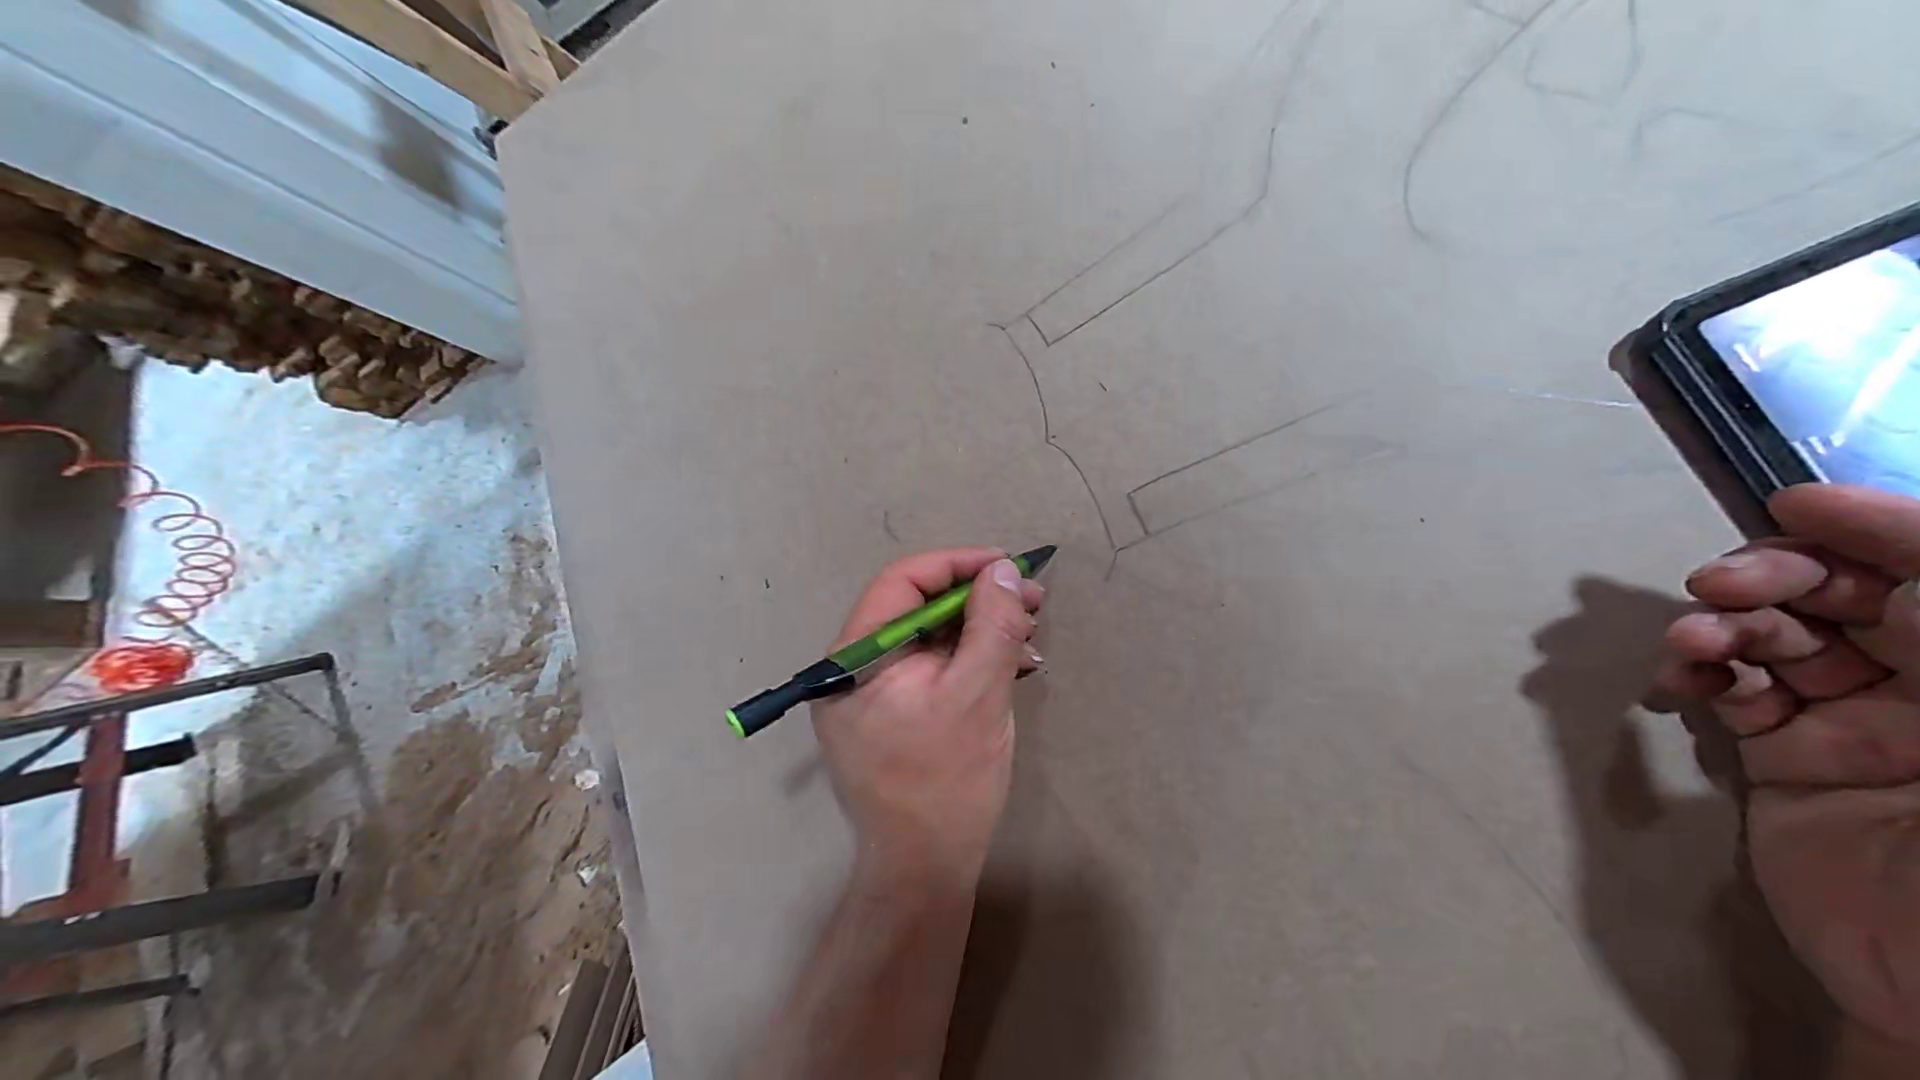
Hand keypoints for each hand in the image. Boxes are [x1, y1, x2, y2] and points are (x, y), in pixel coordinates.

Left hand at [812, 548, 1046, 884]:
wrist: (925, 871)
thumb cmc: (948, 782)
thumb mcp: (978, 694)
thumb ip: (992, 625)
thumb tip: (1005, 569)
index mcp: (855, 657)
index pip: (903, 583)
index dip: (958, 565)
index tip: (1009, 566)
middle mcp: (853, 668)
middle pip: (917, 608)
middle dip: (976, 598)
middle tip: (1031, 600)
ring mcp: (870, 694)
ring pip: (928, 638)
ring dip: (978, 628)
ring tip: (1027, 630)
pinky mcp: (891, 714)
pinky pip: (930, 667)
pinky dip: (968, 658)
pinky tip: (1007, 659)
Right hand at [1657, 485, 1919, 1053]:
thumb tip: (1814, 498)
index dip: (1861, 528)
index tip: (1787, 509)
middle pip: (1840, 598)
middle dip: (1768, 578)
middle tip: (1716, 585)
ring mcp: (1860, 726)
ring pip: (1771, 643)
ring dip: (1718, 628)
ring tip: (1693, 643)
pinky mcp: (1787, 762)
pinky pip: (1731, 699)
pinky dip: (1700, 680)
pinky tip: (1688, 684)